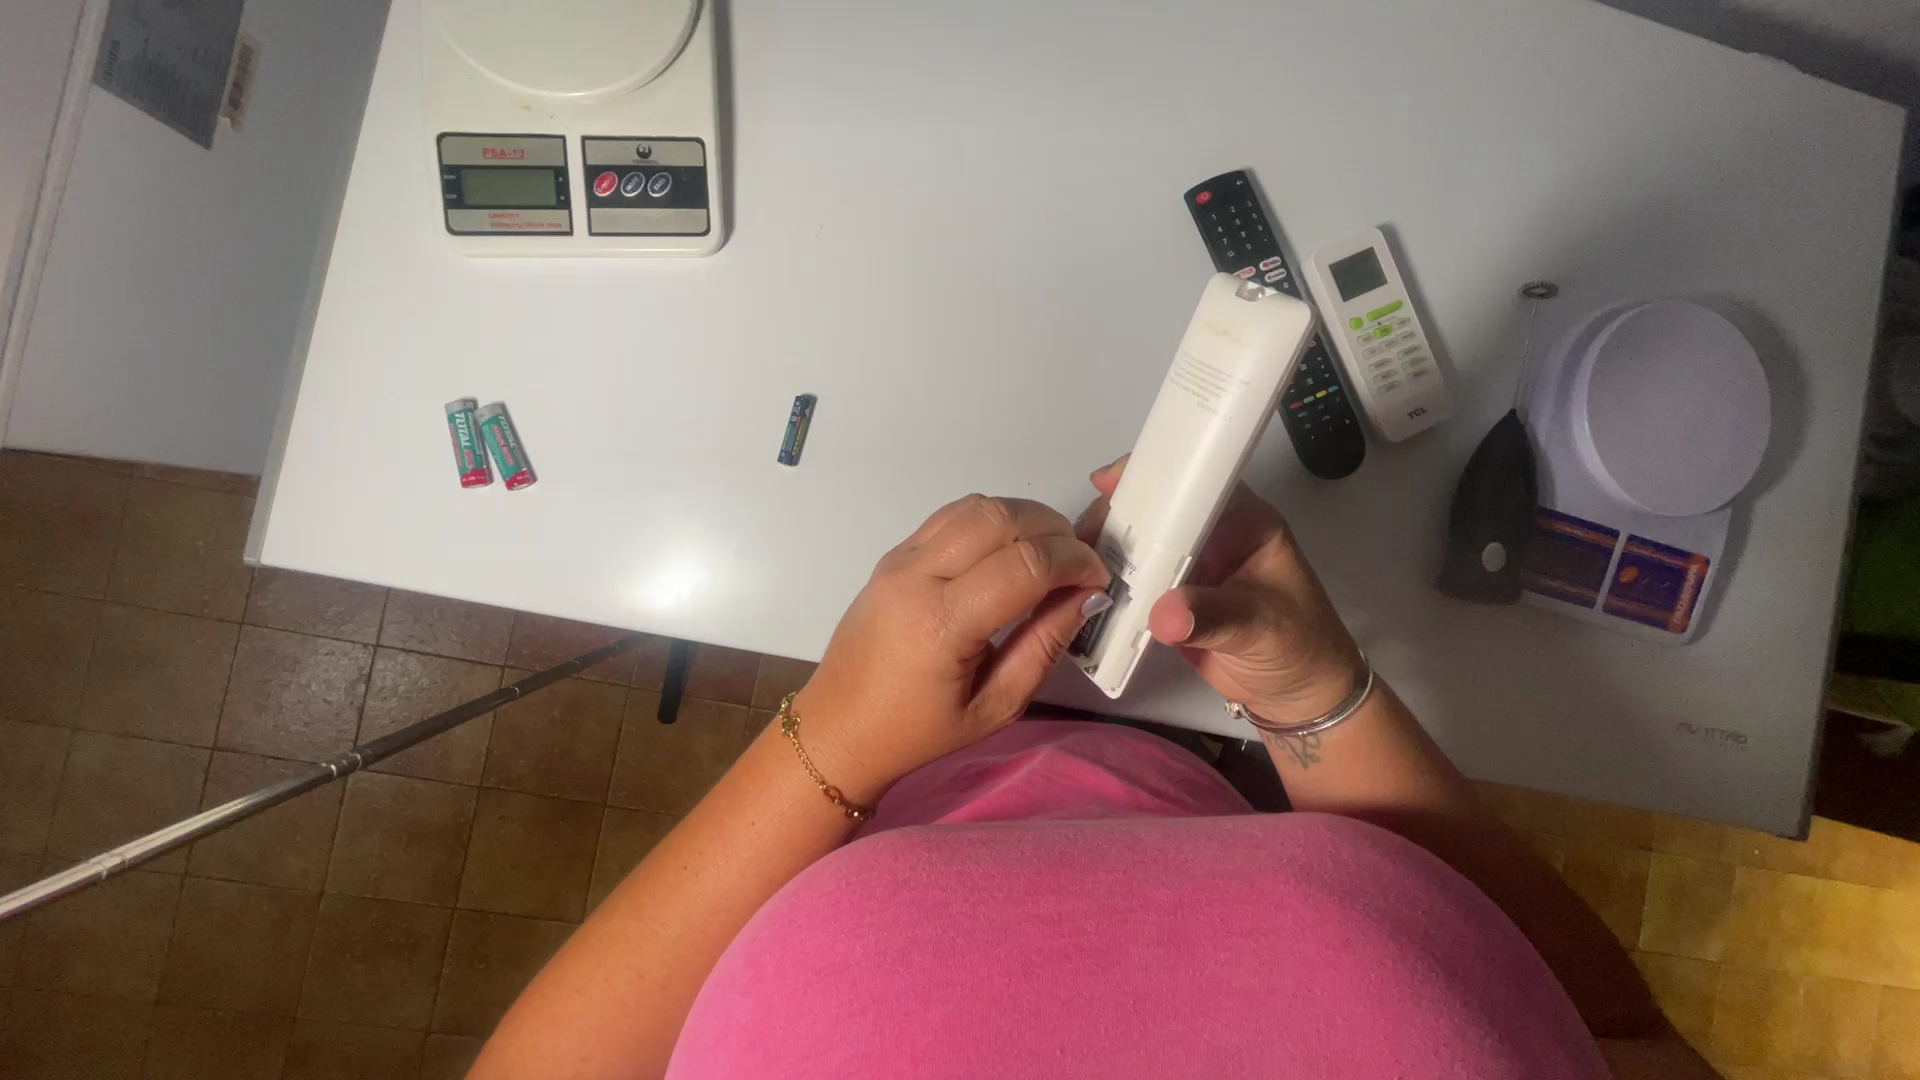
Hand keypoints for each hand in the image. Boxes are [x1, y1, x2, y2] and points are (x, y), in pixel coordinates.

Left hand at [794, 494, 1111, 802]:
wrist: (839, 727)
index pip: (1025, 564)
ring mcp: (899, 559)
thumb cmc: (916, 732)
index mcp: (942, 623)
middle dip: (1055, 530)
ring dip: (1024, 517)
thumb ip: (1044, 645)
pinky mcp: (892, 555)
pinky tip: (1008, 550)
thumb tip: (1086, 597)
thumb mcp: (995, 706)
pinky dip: (991, 519)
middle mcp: (917, 577)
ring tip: (1049, 553)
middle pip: (1002, 518)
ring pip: (976, 506)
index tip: (1097, 580)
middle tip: (1078, 563)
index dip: (1074, 563)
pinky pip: (951, 516)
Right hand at [1079, 456, 1361, 722]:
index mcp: (1240, 521)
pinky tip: (1082, 590)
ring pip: (1135, 543)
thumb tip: (1162, 614)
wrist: (1298, 696)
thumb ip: (1212, 616)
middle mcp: (1208, 533)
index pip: (1191, 482)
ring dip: (1103, 552)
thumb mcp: (1260, 626)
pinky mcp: (1167, 594)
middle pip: (1152, 509)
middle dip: (1113, 517)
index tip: (1105, 485)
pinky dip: (1107, 584)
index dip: (1148, 477)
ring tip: (1074, 566)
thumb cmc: (1299, 648)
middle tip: (1080, 540)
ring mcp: (1186, 563)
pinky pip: (1131, 580)